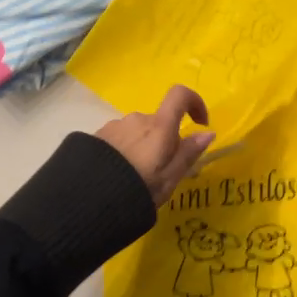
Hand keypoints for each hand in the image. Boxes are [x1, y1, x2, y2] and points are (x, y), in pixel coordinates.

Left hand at [94, 85, 216, 204]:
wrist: (88, 200)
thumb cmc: (138, 190)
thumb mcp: (170, 179)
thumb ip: (189, 153)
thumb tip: (208, 133)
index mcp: (159, 126)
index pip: (180, 95)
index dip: (194, 102)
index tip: (200, 123)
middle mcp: (137, 118)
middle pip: (158, 121)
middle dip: (164, 140)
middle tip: (160, 172)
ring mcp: (115, 125)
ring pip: (137, 130)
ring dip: (142, 146)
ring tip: (135, 177)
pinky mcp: (98, 135)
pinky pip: (120, 137)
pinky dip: (125, 150)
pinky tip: (117, 174)